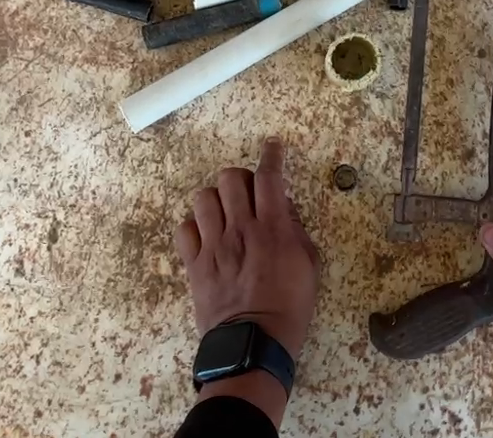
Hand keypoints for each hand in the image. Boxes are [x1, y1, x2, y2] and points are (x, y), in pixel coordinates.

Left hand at [175, 139, 319, 422]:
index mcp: (272, 227)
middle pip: (230, 177)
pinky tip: (206, 236)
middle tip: (248, 192)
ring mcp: (213, 246)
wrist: (254, 346)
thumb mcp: (309, 265)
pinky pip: (184, 229)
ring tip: (224, 213)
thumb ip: (296, 230)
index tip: (273, 146)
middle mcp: (240, 228)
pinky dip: (194, 227)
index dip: (271, 155)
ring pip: (204, 197)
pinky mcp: (194, 265)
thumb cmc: (289, 307)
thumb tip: (282, 208)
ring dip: (216, 199)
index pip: (269, 176)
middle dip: (241, 177)